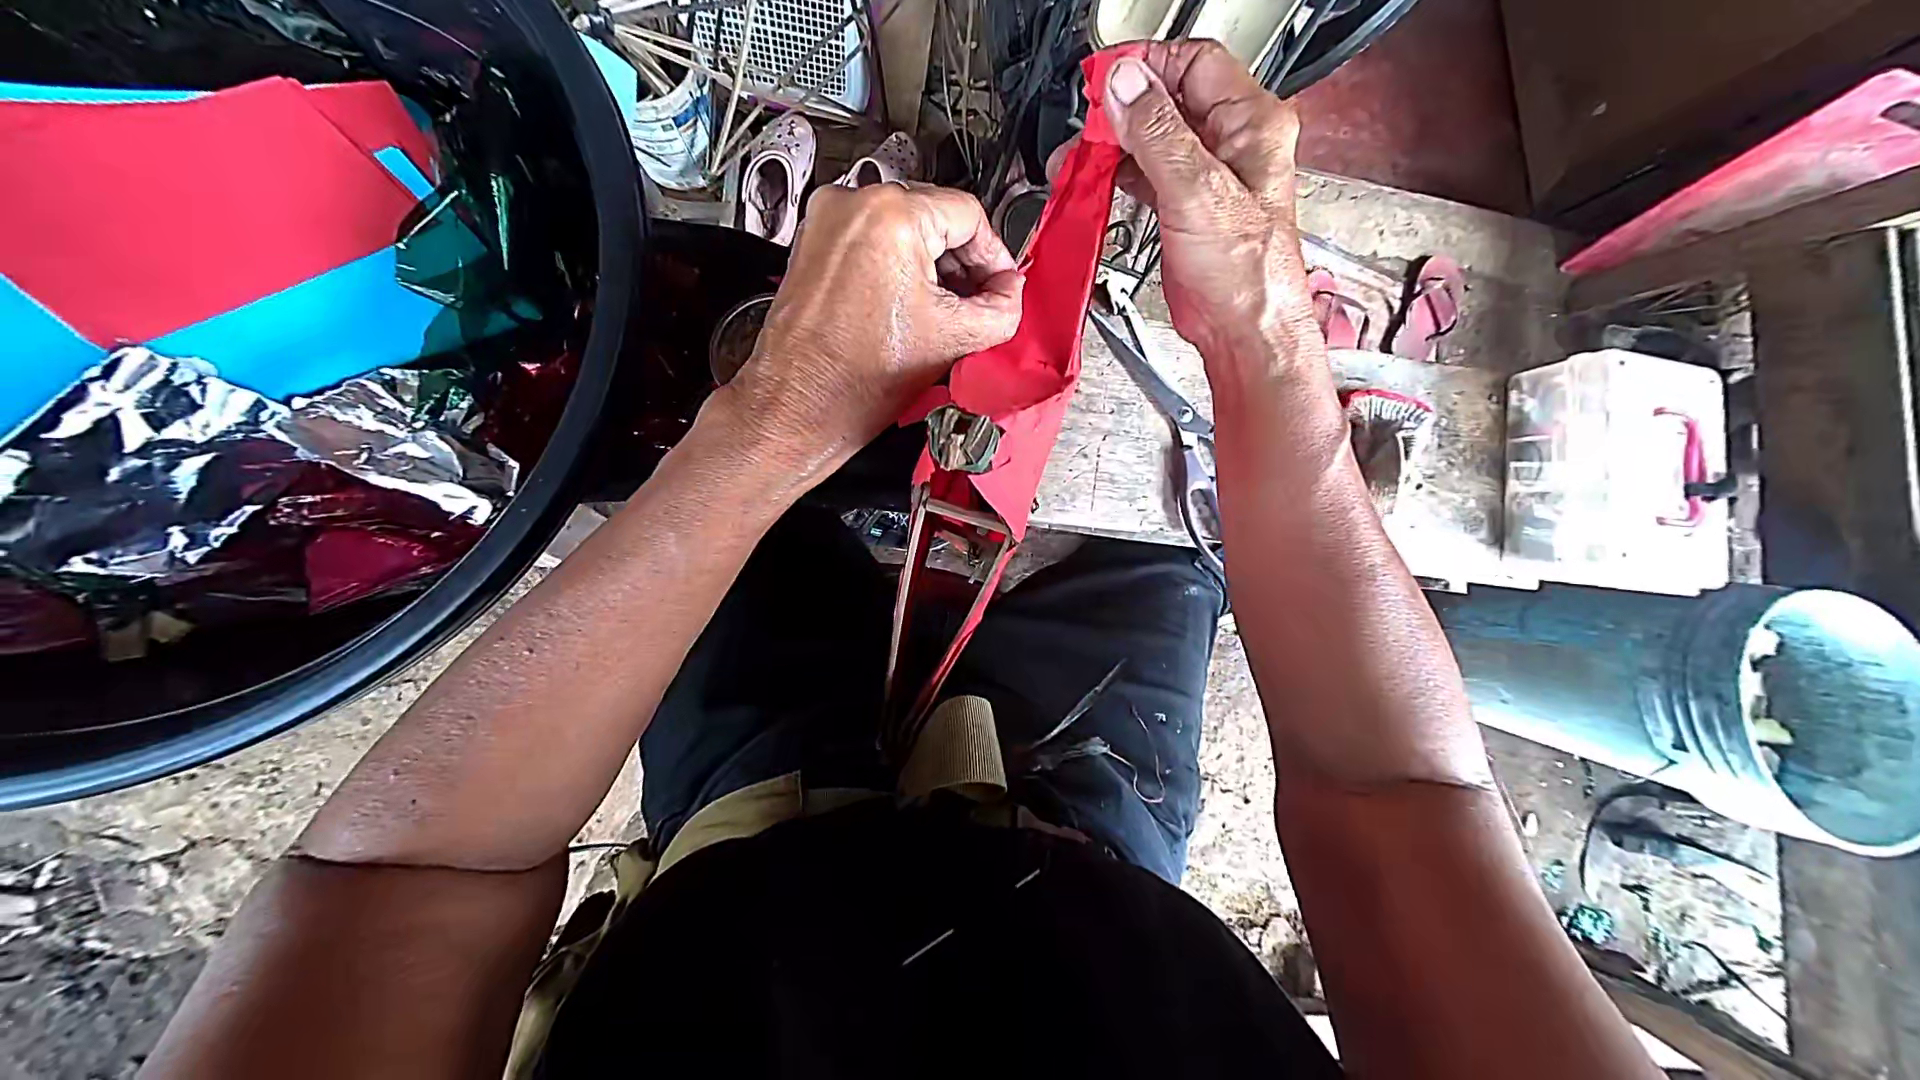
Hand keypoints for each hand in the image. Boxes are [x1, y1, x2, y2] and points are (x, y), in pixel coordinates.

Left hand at [712, 182, 1023, 485]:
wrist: (799, 409)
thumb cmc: (852, 381)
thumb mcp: (953, 340)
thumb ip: (1001, 309)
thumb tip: (1008, 292)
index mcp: (890, 215)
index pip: (969, 214)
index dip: (995, 255)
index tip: (1000, 284)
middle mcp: (851, 205)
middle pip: (934, 217)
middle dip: (963, 263)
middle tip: (978, 301)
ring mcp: (826, 225)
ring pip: (902, 231)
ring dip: (932, 268)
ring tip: (943, 312)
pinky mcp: (813, 247)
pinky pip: (871, 244)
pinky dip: (897, 270)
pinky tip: (908, 310)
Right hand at [1059, 42, 1318, 366]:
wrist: (1241, 329)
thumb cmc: (1246, 273)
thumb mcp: (1198, 192)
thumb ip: (1158, 135)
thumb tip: (1125, 86)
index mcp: (1250, 124)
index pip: (1193, 64)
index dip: (1146, 64)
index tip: (1103, 76)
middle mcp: (1230, 146)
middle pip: (1168, 101)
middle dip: (1123, 107)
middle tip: (1087, 120)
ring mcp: (1205, 180)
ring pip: (1153, 140)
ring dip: (1116, 144)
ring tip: (1082, 153)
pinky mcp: (1183, 211)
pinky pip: (1147, 177)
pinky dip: (1120, 175)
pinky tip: (1101, 180)